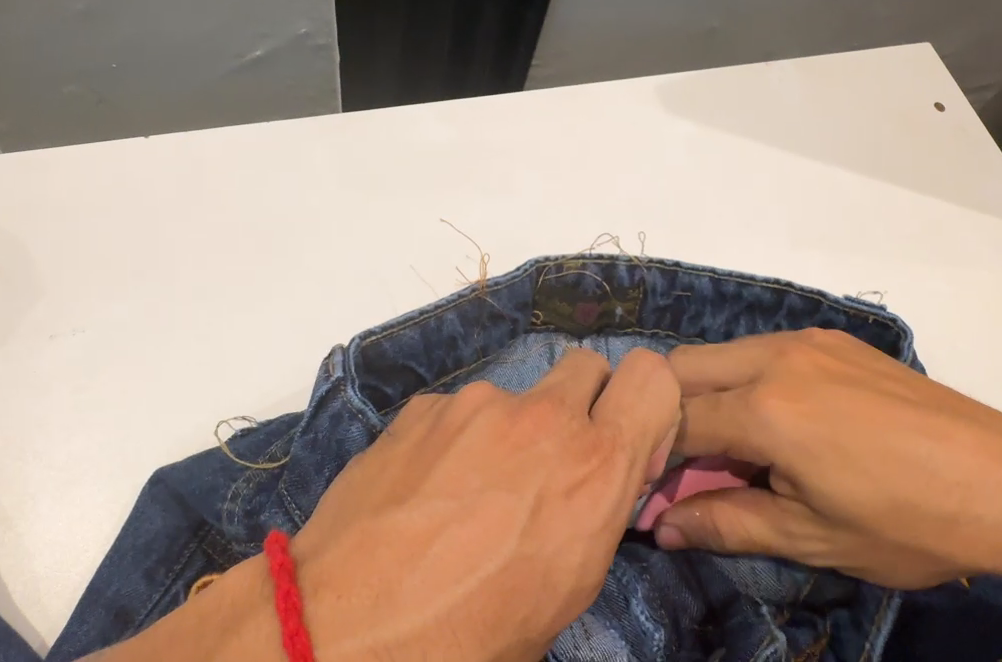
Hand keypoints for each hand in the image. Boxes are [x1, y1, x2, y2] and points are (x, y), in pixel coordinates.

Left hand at [110, 347, 680, 661]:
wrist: (348, 626)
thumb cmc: (474, 636)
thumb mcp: (567, 588)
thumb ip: (595, 507)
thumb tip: (599, 474)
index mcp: (593, 468)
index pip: (653, 377)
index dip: (643, 405)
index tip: (622, 441)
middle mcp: (542, 417)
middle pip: (587, 366)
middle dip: (581, 403)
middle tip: (549, 460)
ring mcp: (476, 402)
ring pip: (518, 392)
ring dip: (511, 428)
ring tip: (471, 492)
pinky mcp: (423, 405)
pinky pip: (459, 409)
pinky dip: (456, 437)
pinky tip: (426, 492)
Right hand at [655, 328, 1001, 588]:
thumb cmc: (910, 524)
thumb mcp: (814, 537)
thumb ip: (727, 523)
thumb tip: (661, 528)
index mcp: (764, 409)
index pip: (673, 420)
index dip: (654, 456)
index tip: (653, 488)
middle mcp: (775, 357)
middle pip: (683, 368)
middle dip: (670, 413)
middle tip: (691, 466)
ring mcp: (808, 342)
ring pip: (723, 354)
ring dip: (709, 394)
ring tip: (740, 449)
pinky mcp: (835, 341)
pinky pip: (764, 350)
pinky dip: (747, 380)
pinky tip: (783, 423)